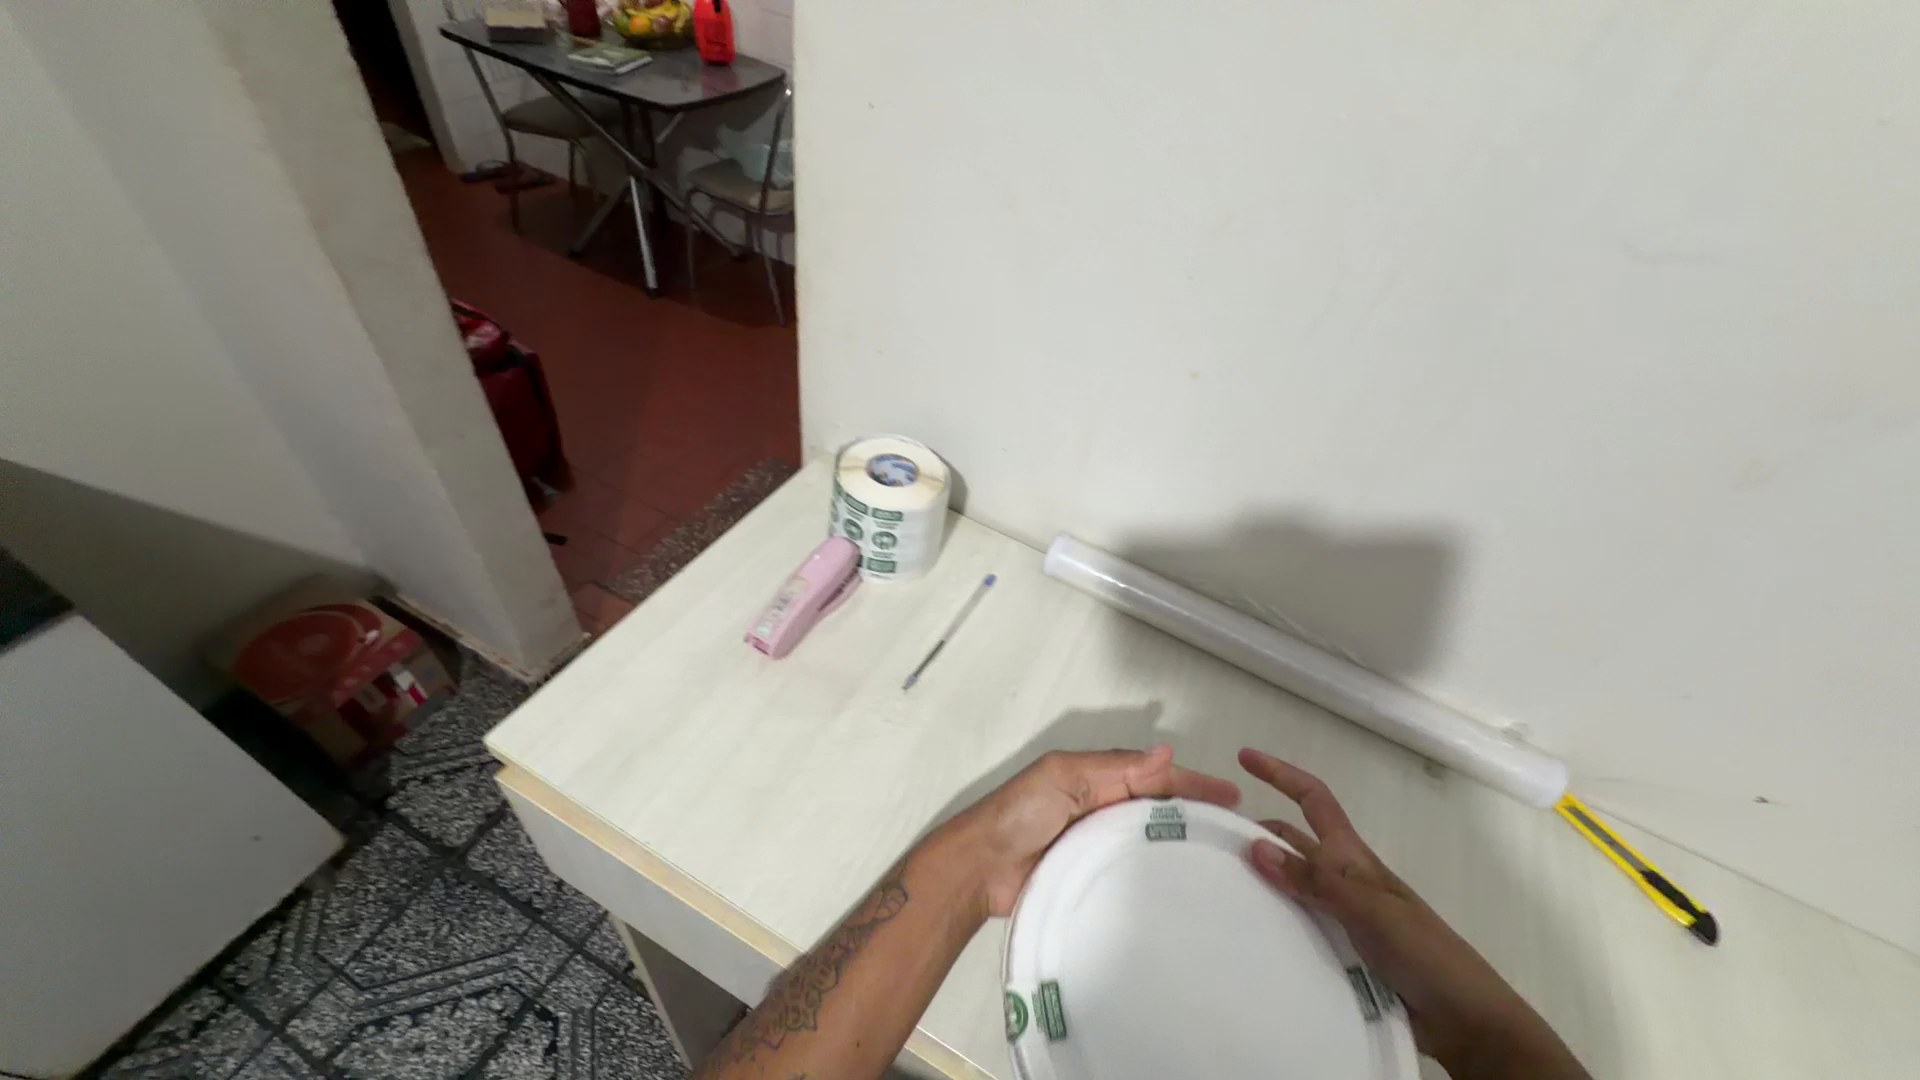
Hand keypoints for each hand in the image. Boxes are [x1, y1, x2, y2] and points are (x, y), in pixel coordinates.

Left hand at [941, 745, 1239, 917]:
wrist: (980, 867)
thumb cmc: (1020, 814)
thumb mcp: (1063, 777)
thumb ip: (1113, 768)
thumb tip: (1166, 751)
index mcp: (1095, 778)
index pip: (1154, 776)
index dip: (1192, 784)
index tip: (1233, 797)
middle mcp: (1102, 808)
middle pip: (1158, 807)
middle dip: (1196, 813)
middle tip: (1238, 833)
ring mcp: (1099, 845)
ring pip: (1150, 840)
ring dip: (1183, 845)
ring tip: (1226, 861)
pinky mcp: (1095, 878)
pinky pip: (1134, 873)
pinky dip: (1160, 875)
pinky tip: (1186, 889)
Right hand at [1238, 749, 1588, 1079]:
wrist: (1468, 1023)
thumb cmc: (1426, 953)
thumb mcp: (1370, 910)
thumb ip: (1314, 880)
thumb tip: (1254, 845)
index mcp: (1351, 858)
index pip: (1313, 799)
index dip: (1281, 774)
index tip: (1244, 757)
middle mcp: (1341, 880)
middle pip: (1290, 842)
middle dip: (1254, 833)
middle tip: (1208, 842)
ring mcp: (1338, 917)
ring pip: (1287, 886)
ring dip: (1258, 881)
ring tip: (1214, 890)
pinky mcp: (1337, 952)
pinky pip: (1291, 926)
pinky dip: (1268, 922)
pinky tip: (1244, 936)